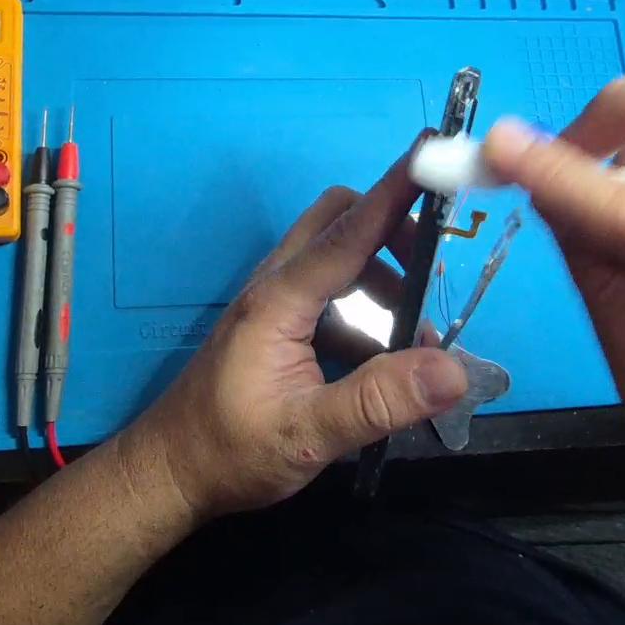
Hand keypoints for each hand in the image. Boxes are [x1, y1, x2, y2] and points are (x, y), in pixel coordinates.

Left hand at [116, 151, 469, 521]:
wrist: (170, 471)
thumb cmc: (229, 452)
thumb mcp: (308, 435)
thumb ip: (380, 401)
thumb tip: (455, 370)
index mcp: (280, 298)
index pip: (349, 229)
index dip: (395, 191)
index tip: (435, 153)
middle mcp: (277, 284)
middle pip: (338, 220)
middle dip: (392, 230)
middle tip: (433, 276)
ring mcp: (274, 302)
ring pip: (336, 256)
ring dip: (383, 279)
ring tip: (420, 339)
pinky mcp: (276, 324)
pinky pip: (330, 294)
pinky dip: (365, 313)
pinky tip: (384, 365)